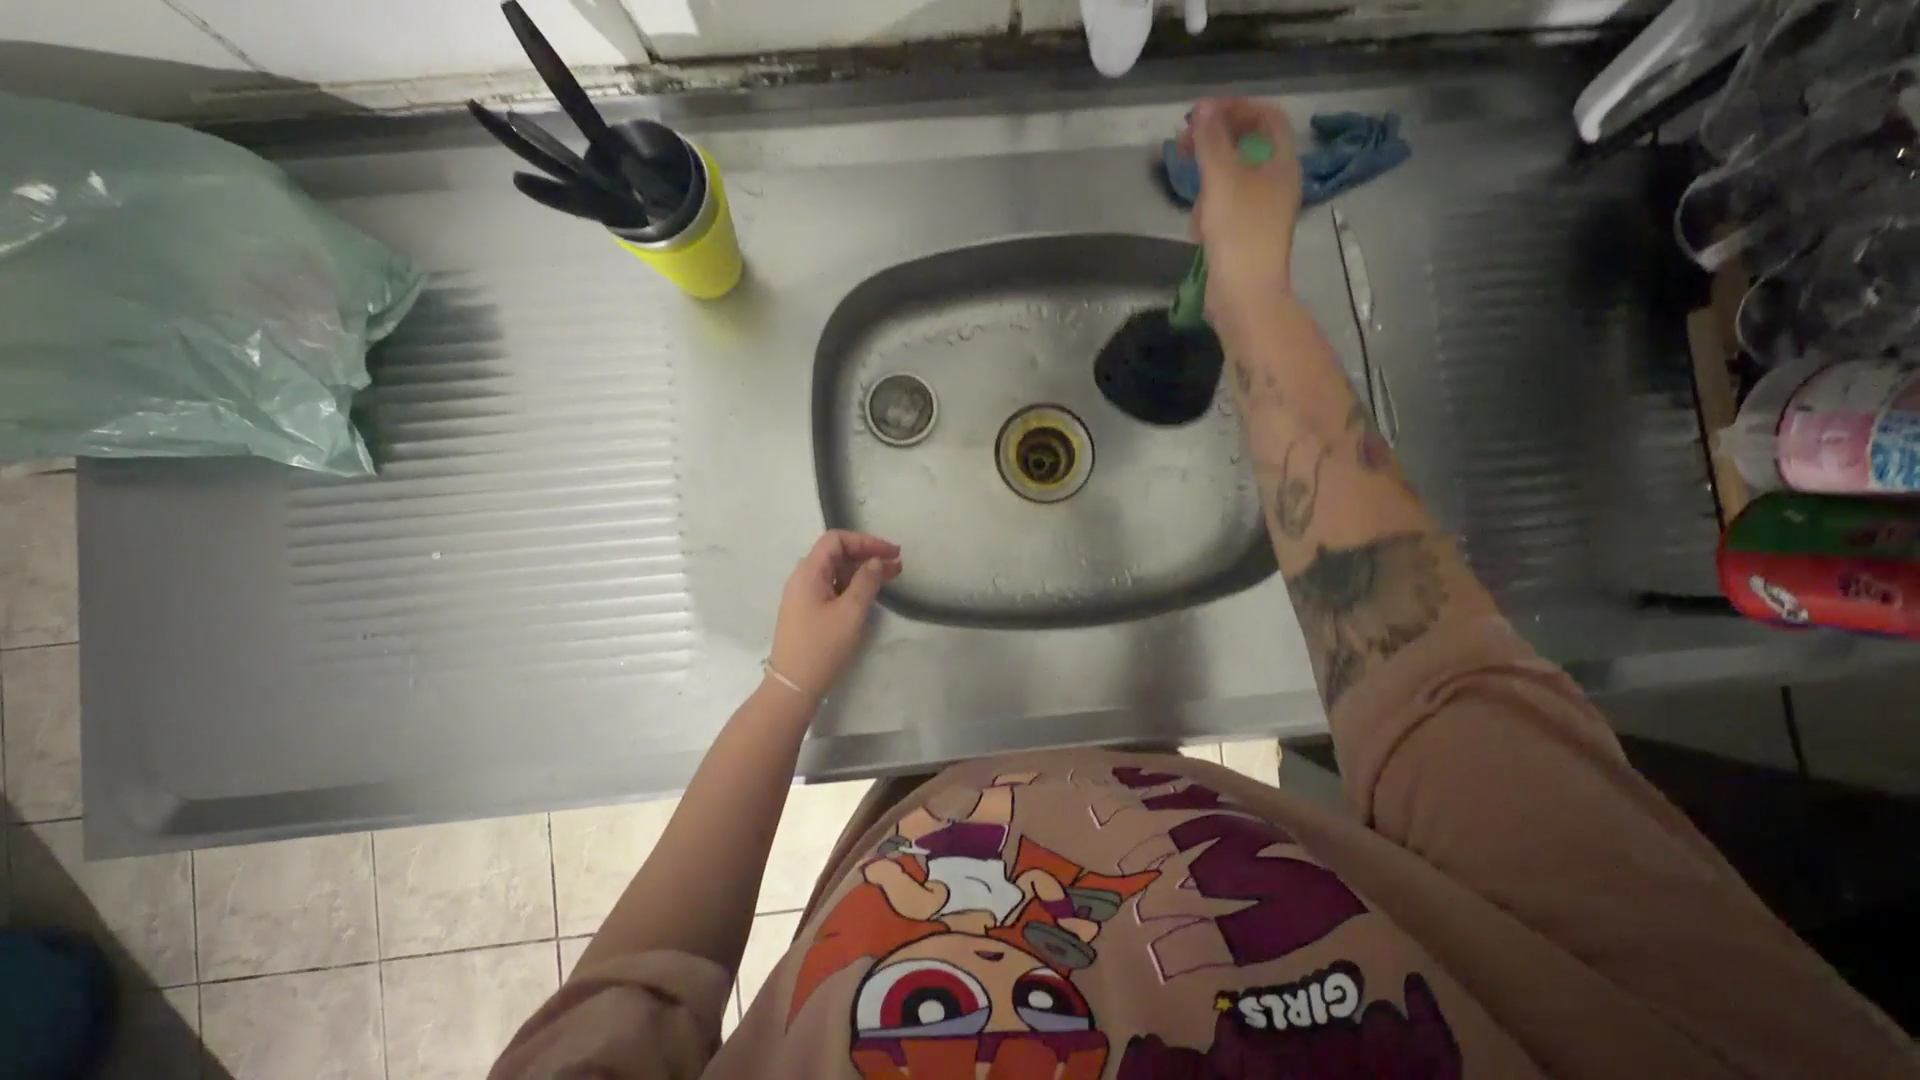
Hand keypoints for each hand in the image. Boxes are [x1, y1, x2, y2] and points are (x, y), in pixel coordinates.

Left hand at [768, 530, 902, 699]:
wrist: (793, 685)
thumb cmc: (822, 646)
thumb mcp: (850, 612)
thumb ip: (866, 582)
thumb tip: (875, 561)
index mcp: (808, 572)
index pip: (836, 540)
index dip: (865, 541)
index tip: (890, 552)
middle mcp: (803, 578)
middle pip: (836, 554)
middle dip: (867, 555)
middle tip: (897, 564)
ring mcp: (804, 596)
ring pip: (836, 572)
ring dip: (863, 571)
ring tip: (891, 576)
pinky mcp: (808, 612)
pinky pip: (832, 588)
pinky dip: (853, 586)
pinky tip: (871, 592)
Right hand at [1183, 97, 1303, 324]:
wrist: (1245, 295)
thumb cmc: (1239, 232)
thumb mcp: (1222, 179)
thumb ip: (1211, 140)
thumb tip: (1204, 108)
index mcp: (1283, 164)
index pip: (1267, 117)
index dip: (1237, 108)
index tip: (1203, 114)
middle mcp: (1278, 184)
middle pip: (1247, 147)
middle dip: (1215, 145)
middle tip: (1186, 146)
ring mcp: (1263, 212)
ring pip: (1232, 180)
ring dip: (1209, 184)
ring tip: (1195, 203)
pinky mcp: (1247, 235)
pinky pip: (1226, 209)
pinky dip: (1210, 212)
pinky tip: (1199, 231)